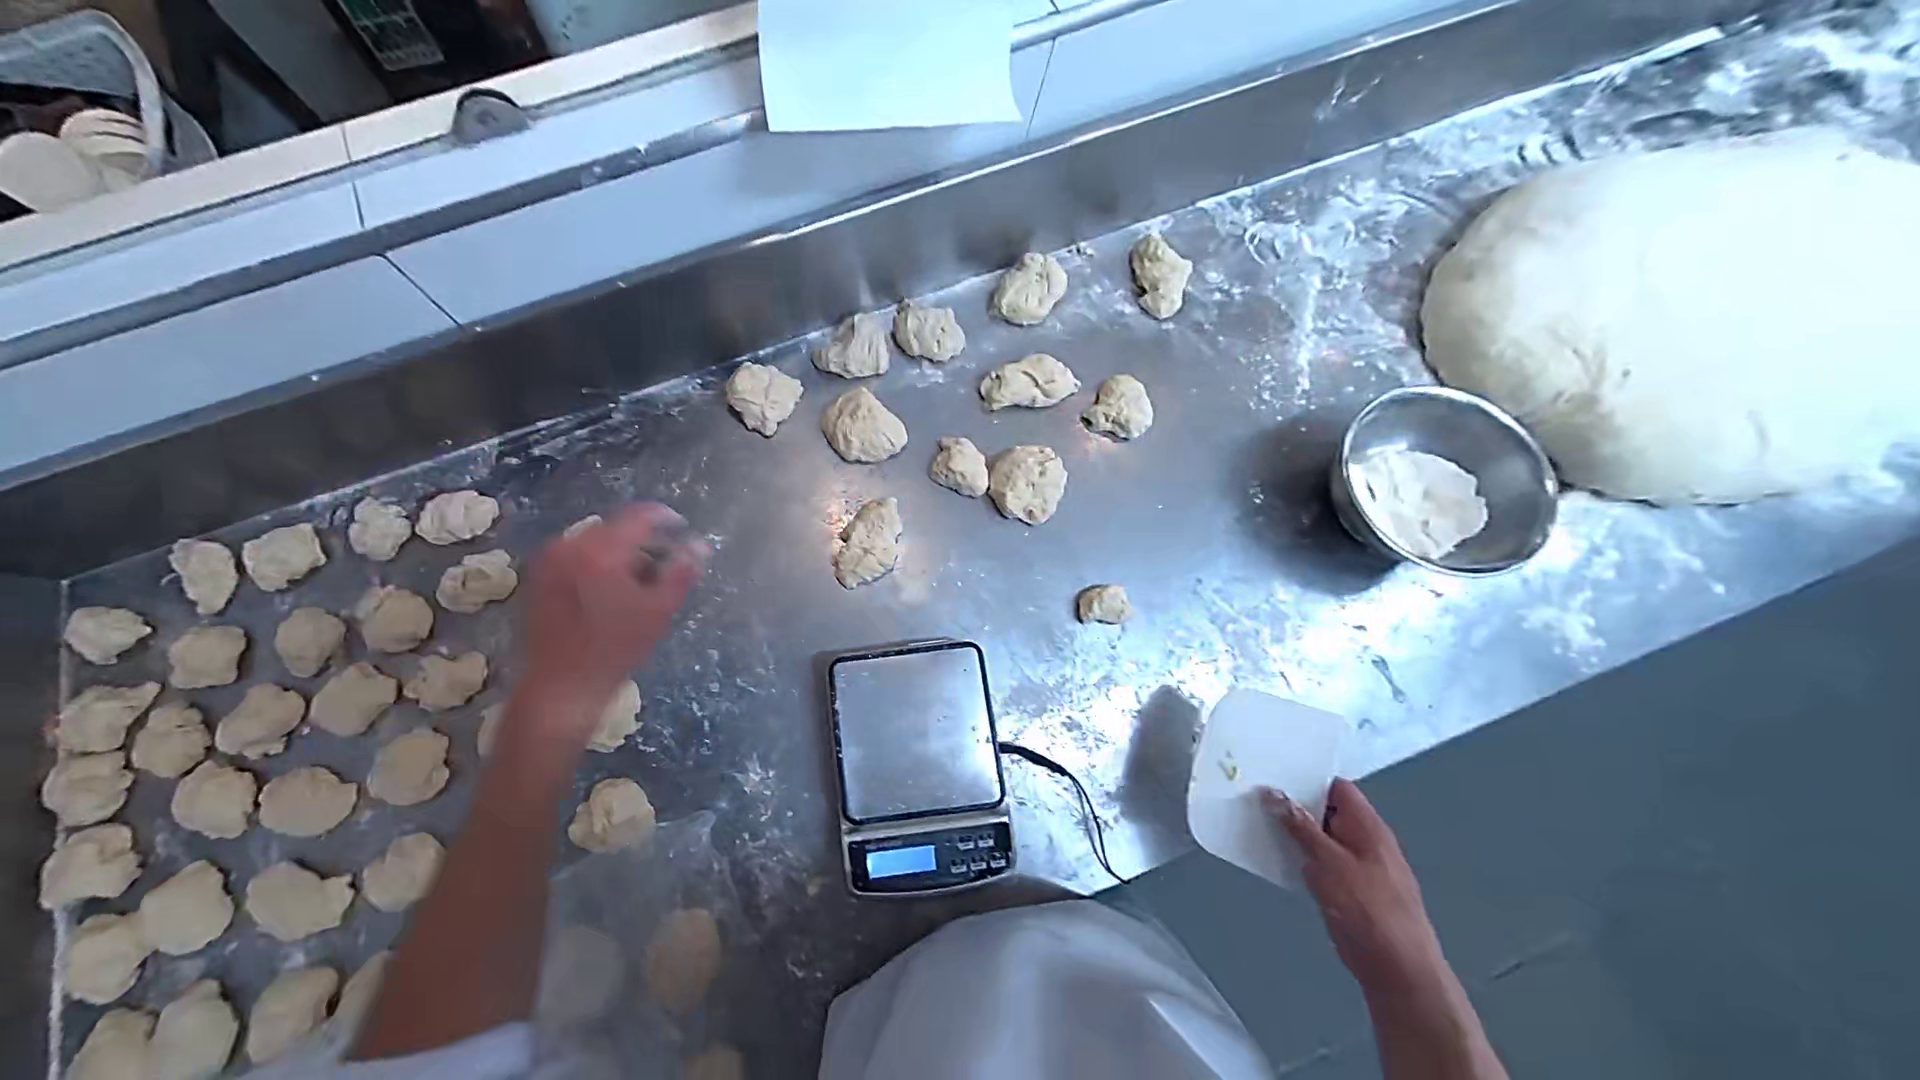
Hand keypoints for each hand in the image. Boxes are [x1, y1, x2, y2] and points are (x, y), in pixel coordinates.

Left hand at [515, 503, 704, 746]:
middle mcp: (569, 547)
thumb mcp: (659, 610)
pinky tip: (612, 589)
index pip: (639, 516)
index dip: (665, 518)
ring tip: (640, 580)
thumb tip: (699, 544)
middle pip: (617, 528)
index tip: (682, 527)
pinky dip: (599, 562)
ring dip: (622, 552)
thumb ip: (682, 571)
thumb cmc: (615, 649)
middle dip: (644, 541)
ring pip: (597, 542)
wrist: (561, 686)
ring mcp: (549, 561)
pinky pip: (577, 555)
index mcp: (600, 552)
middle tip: (665, 563)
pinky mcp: (539, 576)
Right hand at [1264, 779, 1449, 998]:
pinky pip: (1317, 861)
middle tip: (1254, 793)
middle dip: (1293, 804)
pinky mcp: (1345, 888)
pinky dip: (1297, 856)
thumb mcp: (1328, 861)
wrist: (1397, 968)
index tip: (1272, 774)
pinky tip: (1270, 853)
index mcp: (1367, 825)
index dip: (1307, 778)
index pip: (1336, 787)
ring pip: (1317, 837)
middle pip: (1324, 810)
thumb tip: (1274, 793)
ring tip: (1253, 818)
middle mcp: (1362, 840)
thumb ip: (1299, 826)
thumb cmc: (1367, 907)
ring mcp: (1354, 865)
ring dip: (1291, 831)